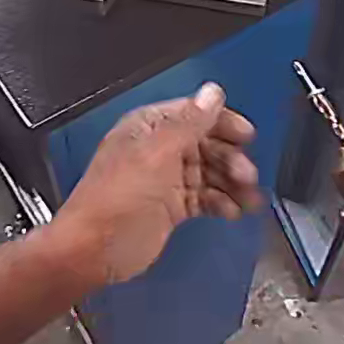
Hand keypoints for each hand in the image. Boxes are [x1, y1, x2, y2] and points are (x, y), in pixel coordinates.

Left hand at [52, 82, 261, 284]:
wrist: (94, 251)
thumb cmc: (117, 199)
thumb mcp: (156, 155)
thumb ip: (188, 123)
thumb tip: (213, 92)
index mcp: (149, 128)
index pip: (193, 114)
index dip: (222, 122)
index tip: (246, 136)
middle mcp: (158, 149)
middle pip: (205, 144)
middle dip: (229, 158)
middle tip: (246, 174)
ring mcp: (165, 179)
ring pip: (209, 172)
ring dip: (231, 183)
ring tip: (248, 198)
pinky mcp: (171, 206)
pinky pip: (204, 197)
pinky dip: (221, 203)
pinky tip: (234, 211)